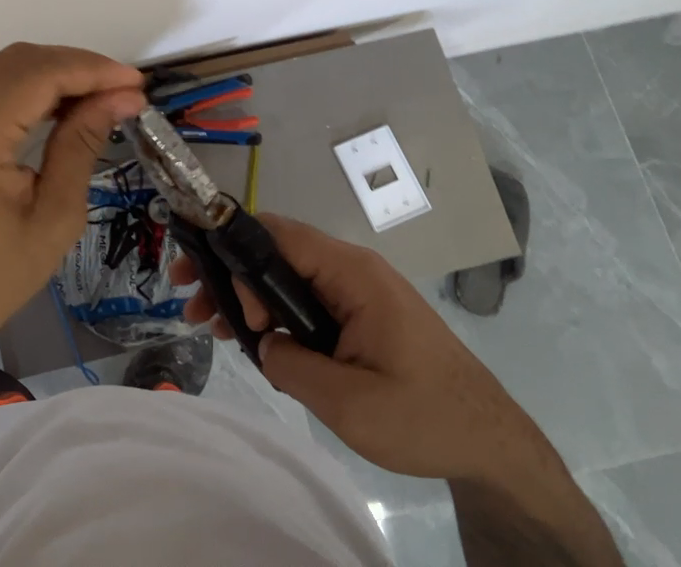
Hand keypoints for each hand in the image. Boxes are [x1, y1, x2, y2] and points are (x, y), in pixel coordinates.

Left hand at [0, 43, 144, 382]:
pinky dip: (22, 88)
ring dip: (51, 74)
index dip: (92, 69)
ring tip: (99, 97)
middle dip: (75, 67)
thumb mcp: (55, 216)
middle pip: (18, 62)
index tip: (136, 83)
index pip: (38, 74)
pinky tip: (57, 106)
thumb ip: (83, 144)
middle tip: (123, 91)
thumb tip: (122, 95)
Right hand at [173, 214, 544, 484]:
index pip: (280, 234)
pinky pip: (305, 301)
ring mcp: (359, 294)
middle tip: (189, 303)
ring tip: (207, 324)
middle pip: (277, 252)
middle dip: (227, 274)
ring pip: (286, 277)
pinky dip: (271, 314)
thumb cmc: (424, 417)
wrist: (490, 445)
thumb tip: (264, 343)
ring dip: (245, 296)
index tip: (215, 298)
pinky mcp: (361, 316)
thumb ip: (290, 364)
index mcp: (355, 276)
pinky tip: (248, 338)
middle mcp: (354, 272)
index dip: (236, 255)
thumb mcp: (348, 401)